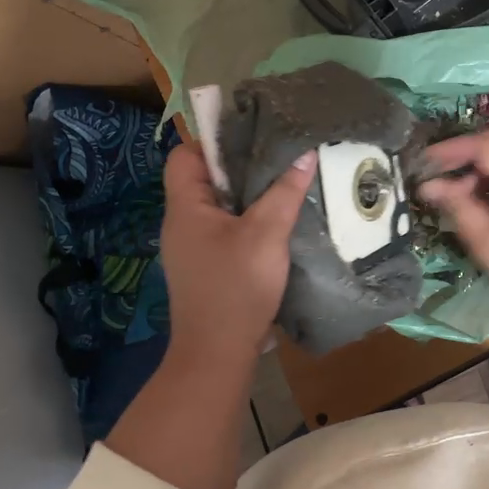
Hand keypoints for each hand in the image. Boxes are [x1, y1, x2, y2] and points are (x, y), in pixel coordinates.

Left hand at [159, 143, 315, 360]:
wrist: (217, 353)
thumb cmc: (235, 286)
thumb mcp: (266, 234)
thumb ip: (285, 192)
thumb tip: (306, 154)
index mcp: (185, 208)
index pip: (184, 155)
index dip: (212, 140)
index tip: (251, 134)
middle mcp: (182, 224)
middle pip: (205, 179)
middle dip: (241, 165)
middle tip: (279, 154)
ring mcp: (193, 248)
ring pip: (220, 206)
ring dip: (249, 195)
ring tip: (286, 182)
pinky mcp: (208, 267)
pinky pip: (227, 230)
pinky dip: (250, 220)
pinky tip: (280, 222)